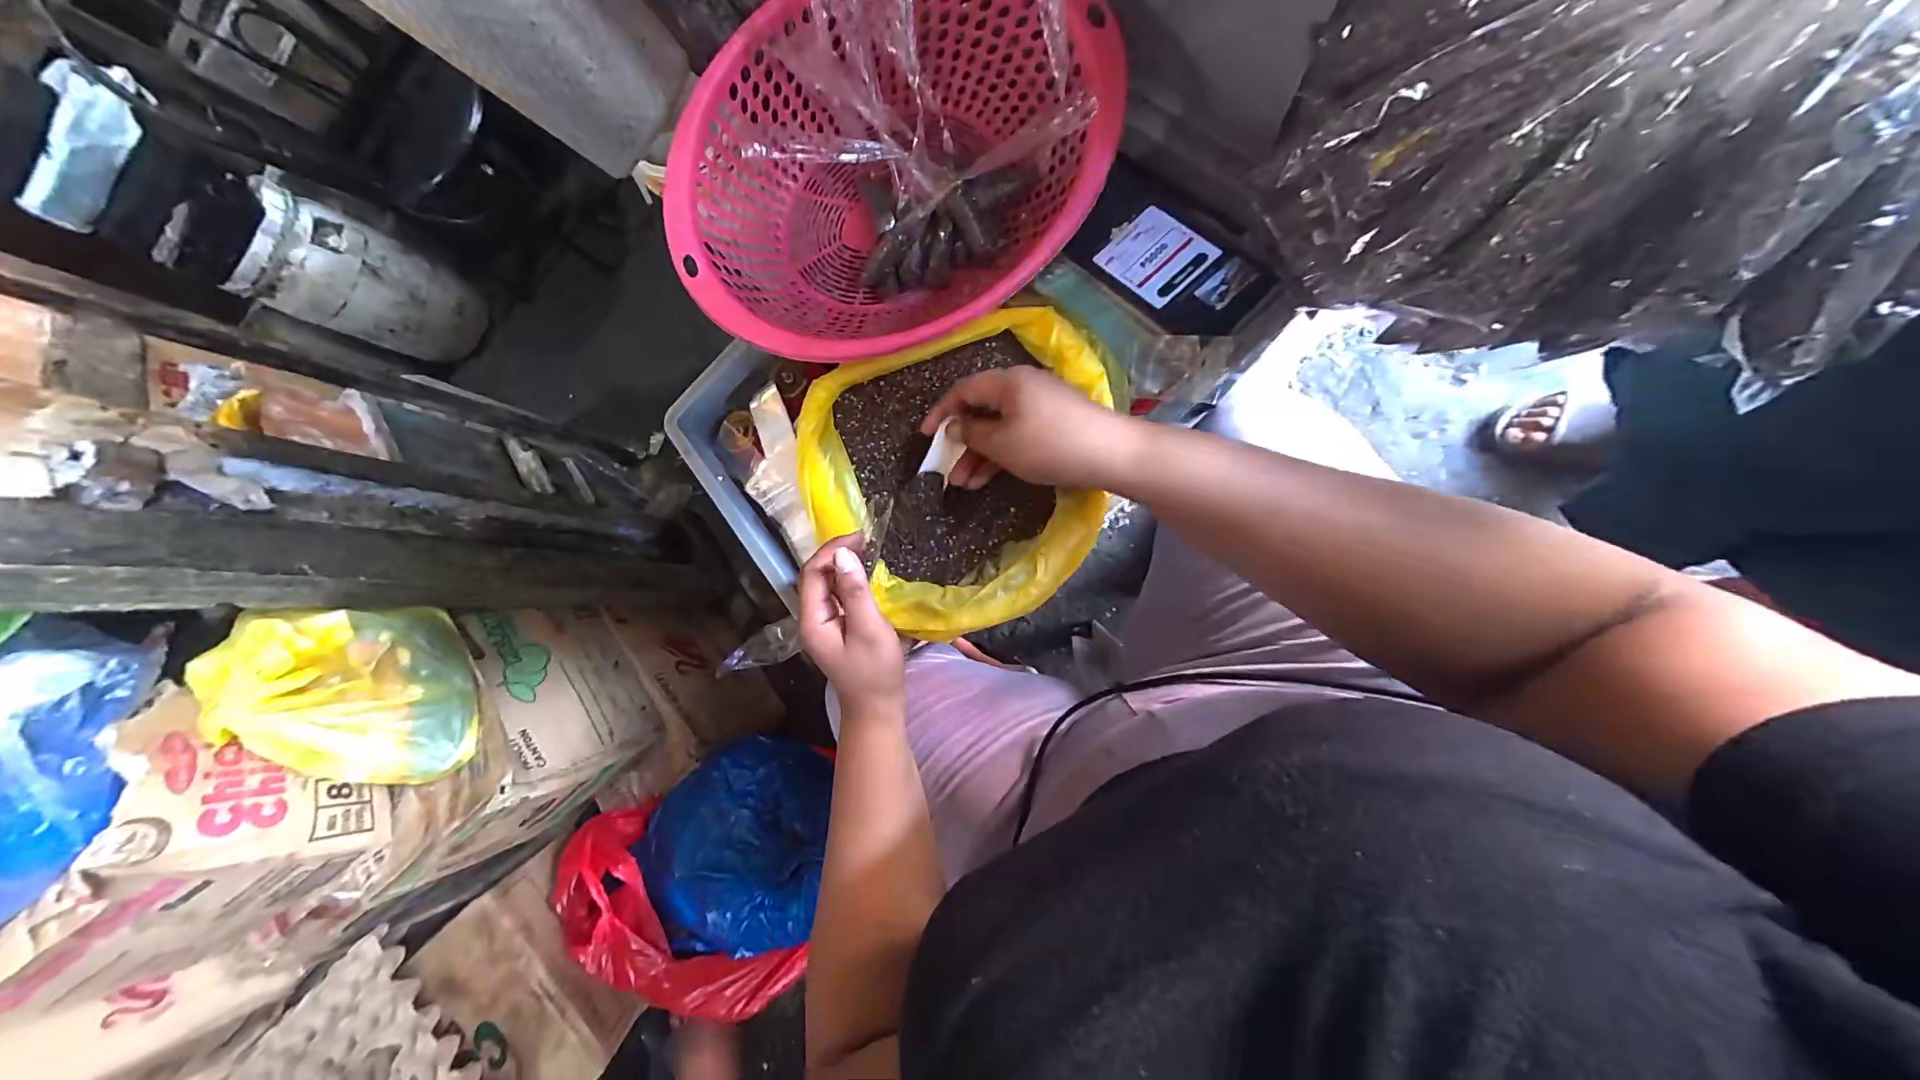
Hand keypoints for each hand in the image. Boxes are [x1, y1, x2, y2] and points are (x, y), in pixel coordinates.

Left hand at [798, 533, 905, 716]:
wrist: (877, 708)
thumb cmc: (875, 672)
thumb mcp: (869, 629)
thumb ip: (855, 592)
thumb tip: (845, 554)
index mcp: (813, 620)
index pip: (813, 573)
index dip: (832, 550)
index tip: (860, 537)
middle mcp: (812, 619)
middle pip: (816, 576)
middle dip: (836, 553)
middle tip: (865, 539)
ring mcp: (824, 624)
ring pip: (826, 584)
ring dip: (843, 564)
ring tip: (868, 549)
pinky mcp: (837, 627)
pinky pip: (837, 595)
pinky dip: (849, 579)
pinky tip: (867, 573)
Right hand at [920, 366, 1142, 489]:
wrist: (1111, 454)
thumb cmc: (1050, 445)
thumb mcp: (1003, 444)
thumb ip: (973, 434)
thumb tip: (956, 427)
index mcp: (1008, 382)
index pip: (963, 390)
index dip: (940, 412)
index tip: (925, 436)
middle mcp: (1023, 387)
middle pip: (982, 411)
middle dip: (963, 443)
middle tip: (947, 470)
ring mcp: (1041, 405)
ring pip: (1000, 428)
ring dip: (981, 455)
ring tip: (965, 485)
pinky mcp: (1055, 424)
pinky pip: (1018, 435)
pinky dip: (1003, 455)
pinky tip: (988, 479)